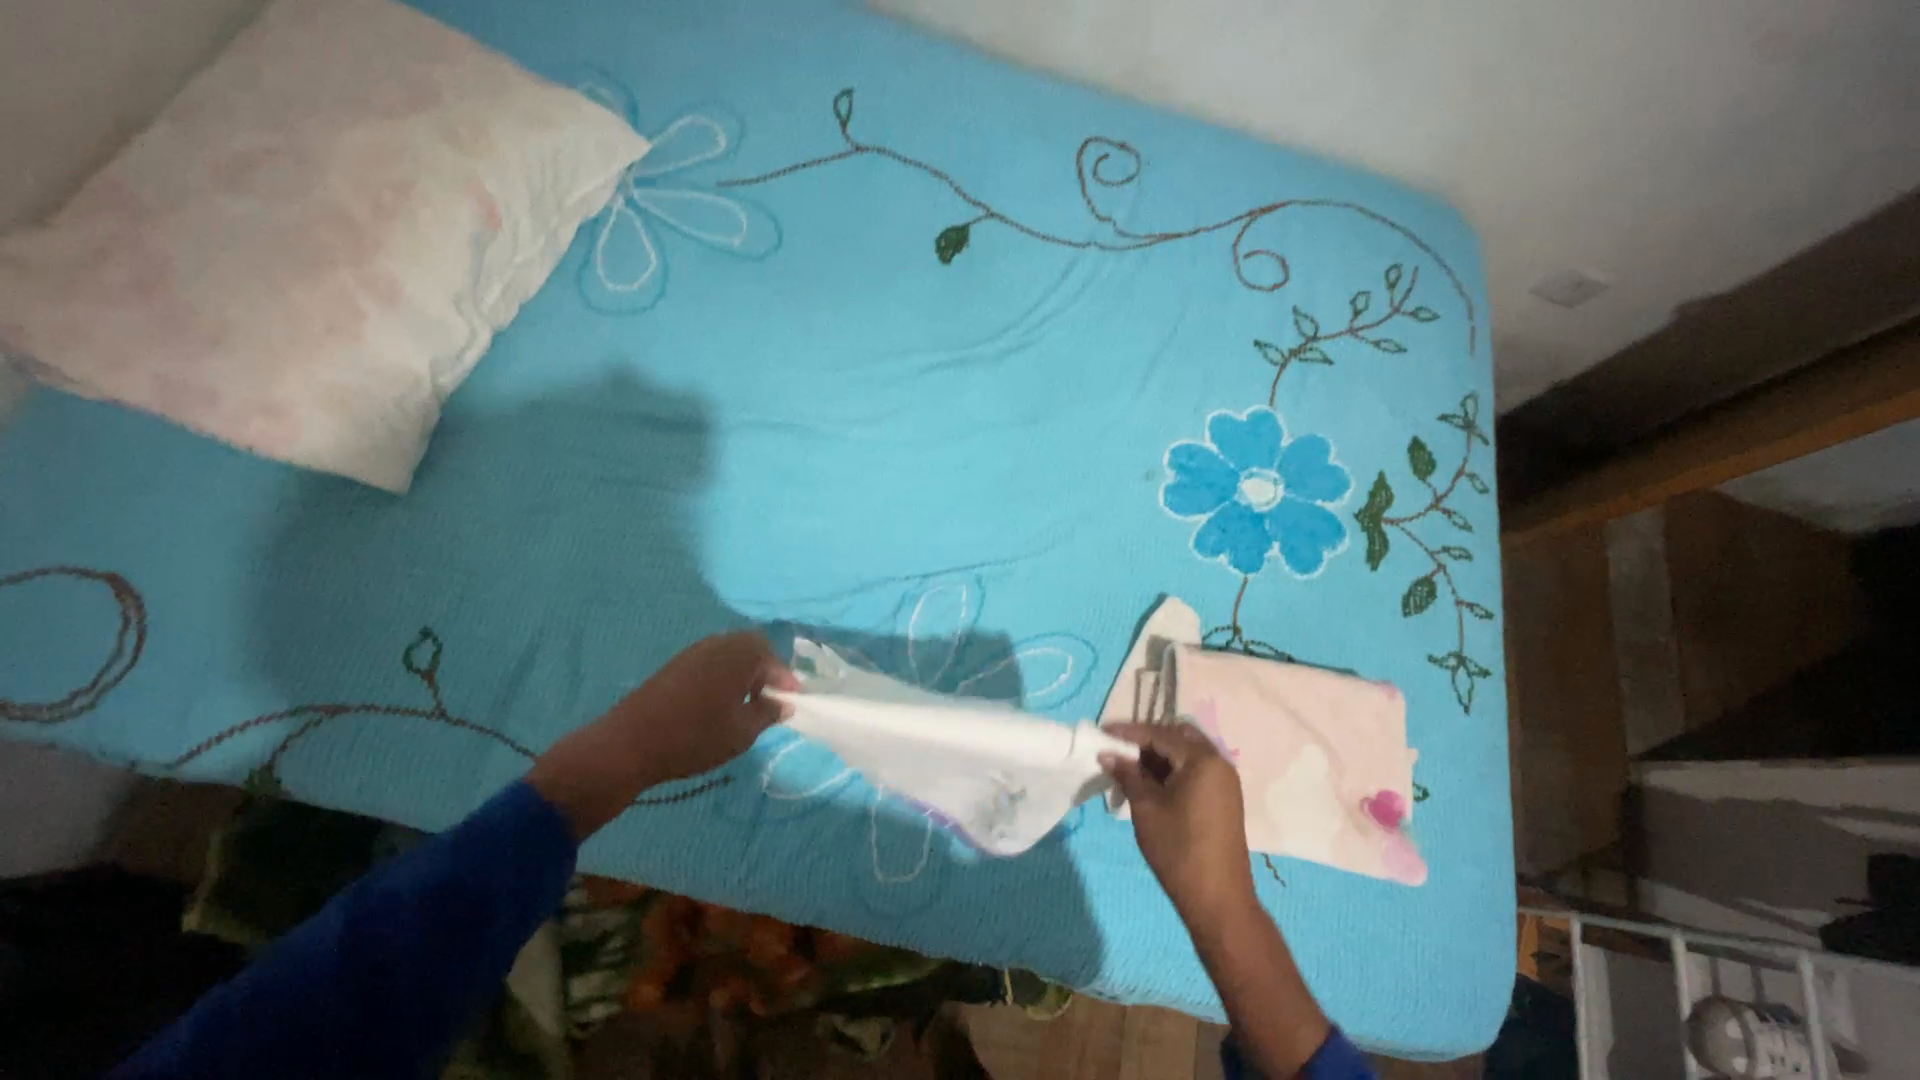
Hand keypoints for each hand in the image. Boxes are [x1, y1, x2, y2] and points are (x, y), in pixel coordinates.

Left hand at [527, 631, 798, 839]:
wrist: (629, 744)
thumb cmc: (695, 737)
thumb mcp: (742, 732)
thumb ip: (768, 713)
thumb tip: (784, 704)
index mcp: (739, 654)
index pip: (773, 658)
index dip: (785, 680)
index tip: (792, 702)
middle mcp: (717, 644)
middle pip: (751, 648)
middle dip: (764, 670)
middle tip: (770, 699)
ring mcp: (692, 653)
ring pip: (729, 655)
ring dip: (742, 674)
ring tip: (745, 705)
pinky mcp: (674, 667)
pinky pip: (710, 663)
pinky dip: (722, 677)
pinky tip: (718, 705)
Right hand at [1100, 722, 1256, 922]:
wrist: (1217, 897)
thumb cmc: (1178, 848)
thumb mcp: (1146, 808)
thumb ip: (1128, 774)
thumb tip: (1108, 754)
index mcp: (1202, 759)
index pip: (1160, 733)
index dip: (1129, 732)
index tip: (1102, 732)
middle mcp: (1218, 762)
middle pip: (1178, 736)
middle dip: (1147, 739)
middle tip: (1119, 750)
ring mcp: (1224, 780)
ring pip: (1187, 752)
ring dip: (1160, 754)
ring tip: (1130, 768)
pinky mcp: (1224, 797)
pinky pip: (1196, 769)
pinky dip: (1173, 769)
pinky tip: (1150, 783)